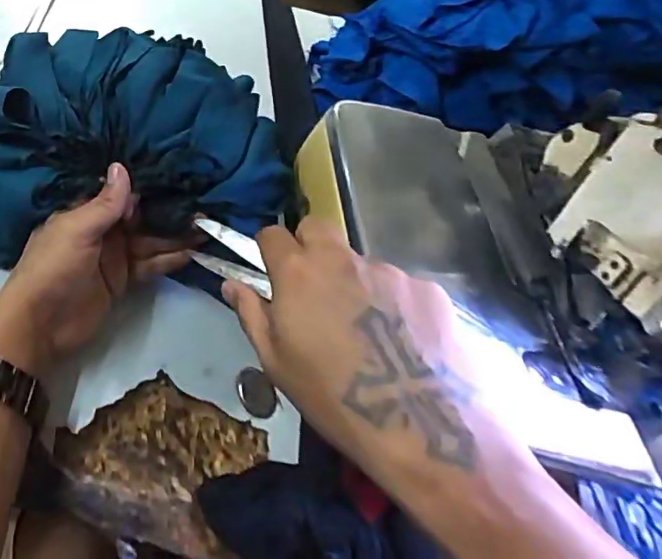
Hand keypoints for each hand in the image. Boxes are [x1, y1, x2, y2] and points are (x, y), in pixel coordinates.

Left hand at [0, 163, 192, 378]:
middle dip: (166, 213)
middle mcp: (101, 231)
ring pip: (148, 241)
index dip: (147, 188)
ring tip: (205, 228)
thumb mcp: (77, 230)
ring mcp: (112, 257)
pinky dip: (168, 260)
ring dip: (173, 236)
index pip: (120, 195)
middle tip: (201, 206)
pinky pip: (148, 265)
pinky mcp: (121, 281)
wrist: (40, 323)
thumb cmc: (54, 266)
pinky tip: (191, 252)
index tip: (177, 178)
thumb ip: (104, 204)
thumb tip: (121, 166)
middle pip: (139, 218)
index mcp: (85, 213)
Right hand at [223, 215, 483, 481]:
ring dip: (355, 282)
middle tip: (316, 288)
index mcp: (298, 272)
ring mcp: (389, 271)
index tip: (276, 276)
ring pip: (360, 261)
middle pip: (316, 227)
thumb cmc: (335, 400)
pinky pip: (400, 286)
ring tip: (369, 331)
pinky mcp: (428, 290)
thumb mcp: (278, 364)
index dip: (270, 251)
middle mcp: (340, 259)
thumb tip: (233, 285)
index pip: (272, 233)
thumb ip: (252, 315)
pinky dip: (395, 304)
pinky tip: (405, 342)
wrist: (426, 434)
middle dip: (310, 246)